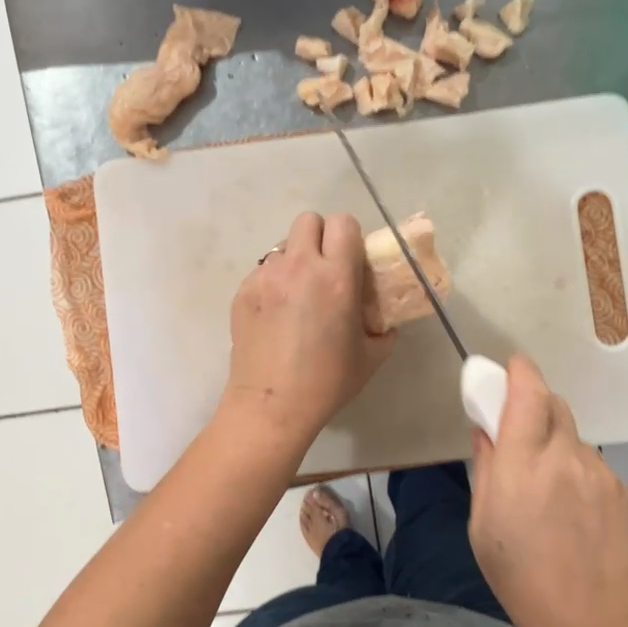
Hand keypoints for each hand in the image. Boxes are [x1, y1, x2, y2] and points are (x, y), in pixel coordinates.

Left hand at [223, 212, 394, 443]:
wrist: (271, 405)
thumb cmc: (327, 383)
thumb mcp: (371, 356)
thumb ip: (382, 328)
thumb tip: (384, 321)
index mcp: (337, 277)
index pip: (344, 223)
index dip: (349, 236)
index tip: (350, 259)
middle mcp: (299, 267)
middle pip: (308, 221)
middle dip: (320, 237)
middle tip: (325, 267)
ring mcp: (265, 277)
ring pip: (282, 247)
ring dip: (294, 261)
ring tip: (297, 295)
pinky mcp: (243, 292)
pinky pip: (262, 272)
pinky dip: (273, 283)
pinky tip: (276, 315)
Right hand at [469, 355, 627, 626]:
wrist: (602, 626)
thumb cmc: (525, 582)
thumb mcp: (484, 529)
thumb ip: (486, 470)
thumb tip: (486, 432)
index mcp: (523, 465)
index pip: (527, 393)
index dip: (518, 372)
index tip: (508, 367)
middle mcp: (566, 457)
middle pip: (554, 405)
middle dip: (534, 406)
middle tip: (517, 434)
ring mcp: (601, 473)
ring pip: (573, 438)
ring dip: (554, 446)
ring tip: (546, 494)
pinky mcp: (624, 491)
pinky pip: (592, 466)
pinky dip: (576, 473)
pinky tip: (573, 514)